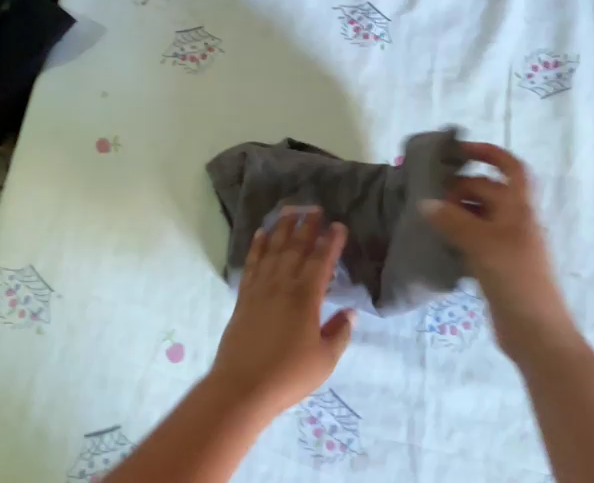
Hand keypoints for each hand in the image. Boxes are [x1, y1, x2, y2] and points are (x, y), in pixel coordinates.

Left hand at [206, 207, 354, 413]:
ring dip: (282, 228)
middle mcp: (282, 284)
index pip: (321, 261)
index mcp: (306, 297)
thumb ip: (339, 333)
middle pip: (296, 247)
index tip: (338, 225)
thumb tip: (350, 312)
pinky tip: (260, 234)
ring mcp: (260, 287)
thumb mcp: (325, 360)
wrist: (243, 386)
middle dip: (307, 226)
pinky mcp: (244, 295)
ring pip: (273, 249)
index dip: (331, 242)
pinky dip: (257, 245)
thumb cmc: (289, 375)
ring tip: (290, 210)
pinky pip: (252, 262)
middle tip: (315, 208)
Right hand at [420, 142, 568, 357]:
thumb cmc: (516, 279)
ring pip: (480, 216)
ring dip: (457, 212)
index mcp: (521, 209)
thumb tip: (426, 203)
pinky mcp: (499, 267)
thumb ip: (452, 220)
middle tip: (431, 196)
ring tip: (429, 217)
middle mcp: (516, 222)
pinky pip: (476, 240)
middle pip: (489, 191)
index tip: (459, 151)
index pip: (511, 168)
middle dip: (462, 188)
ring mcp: (508, 245)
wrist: (537, 334)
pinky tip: (439, 242)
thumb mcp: (482, 244)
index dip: (489, 153)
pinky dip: (458, 235)